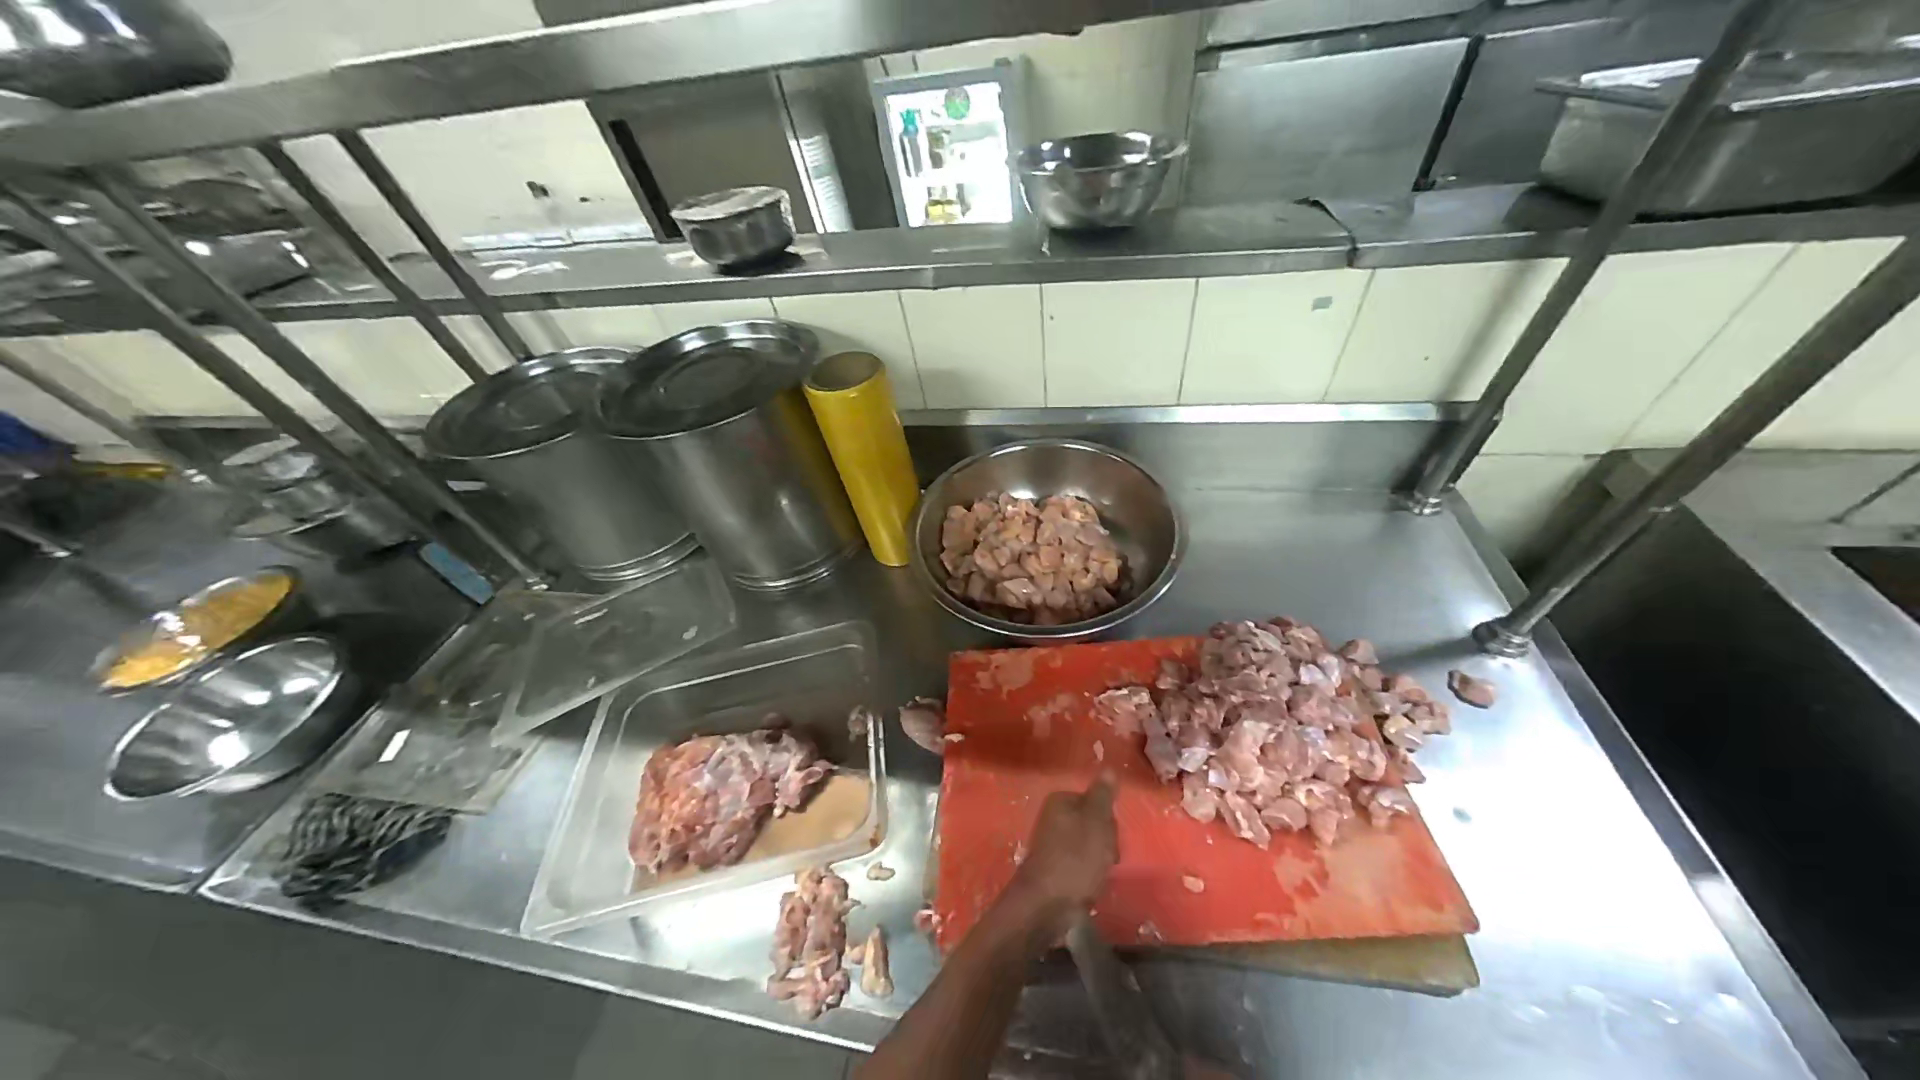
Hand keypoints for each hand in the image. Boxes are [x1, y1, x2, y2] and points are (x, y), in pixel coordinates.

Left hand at [1004, 774, 1117, 940]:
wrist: (1047, 903)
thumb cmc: (1075, 857)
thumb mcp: (1095, 821)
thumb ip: (1102, 795)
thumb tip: (1109, 768)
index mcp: (1060, 801)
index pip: (1097, 802)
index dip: (1108, 820)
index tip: (1110, 836)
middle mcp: (1053, 818)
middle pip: (1094, 824)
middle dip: (1106, 842)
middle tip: (1104, 857)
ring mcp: (1053, 845)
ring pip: (1090, 847)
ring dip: (1100, 861)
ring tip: (1097, 875)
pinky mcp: (1056, 869)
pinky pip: (1082, 865)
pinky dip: (1089, 874)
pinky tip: (1089, 885)